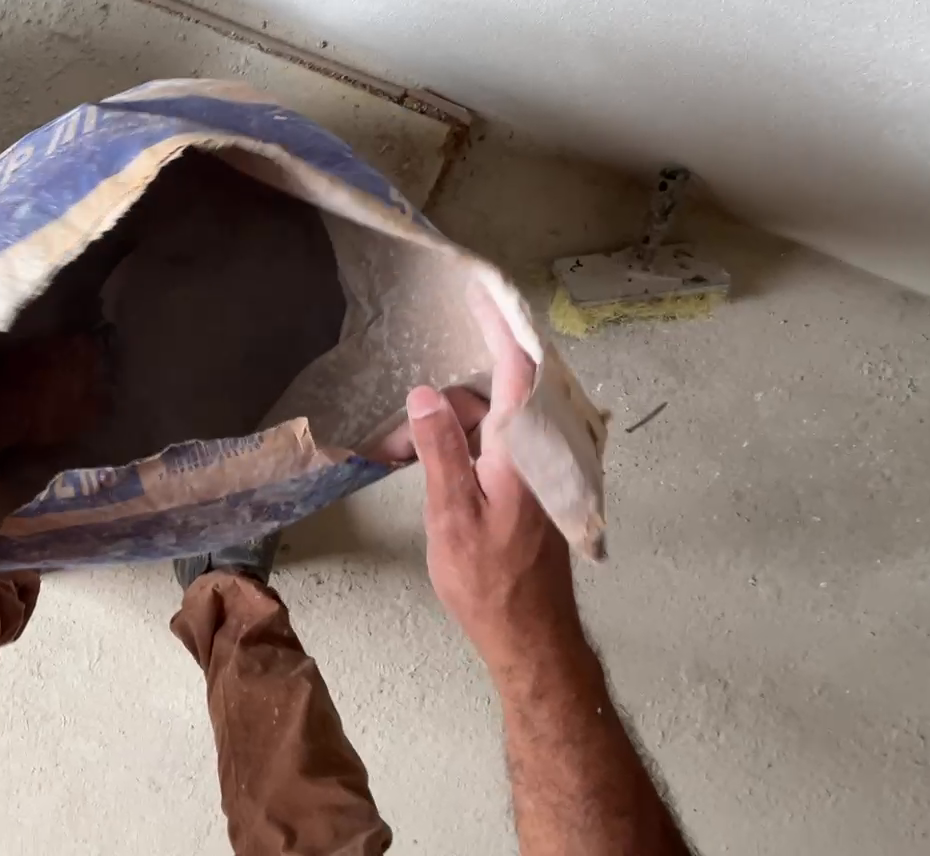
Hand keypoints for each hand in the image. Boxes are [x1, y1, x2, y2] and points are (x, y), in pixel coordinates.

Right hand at [404, 295, 576, 671]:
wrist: (530, 638)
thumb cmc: (490, 581)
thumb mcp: (451, 514)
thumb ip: (441, 450)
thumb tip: (425, 393)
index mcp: (523, 451)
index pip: (519, 368)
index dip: (500, 325)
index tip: (479, 291)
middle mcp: (537, 450)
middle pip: (490, 397)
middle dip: (441, 404)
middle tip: (392, 436)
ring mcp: (535, 468)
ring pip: (486, 423)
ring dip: (443, 431)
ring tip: (395, 458)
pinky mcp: (529, 484)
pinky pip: (491, 443)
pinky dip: (458, 446)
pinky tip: (425, 465)